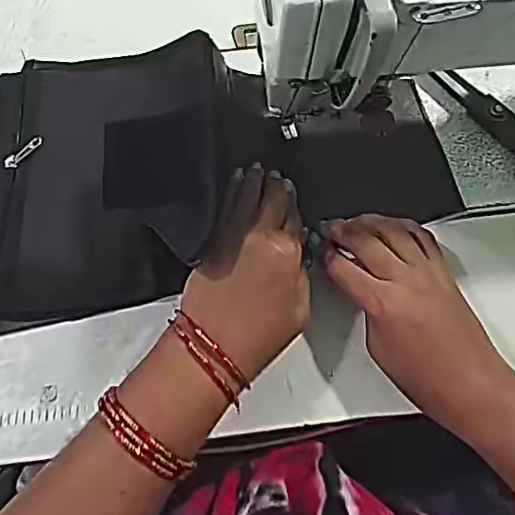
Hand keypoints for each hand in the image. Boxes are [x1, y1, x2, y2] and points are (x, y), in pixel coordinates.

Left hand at [178, 166, 308, 379]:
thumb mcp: (300, 310)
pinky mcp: (212, 239)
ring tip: (257, 170)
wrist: (213, 344)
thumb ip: (302, 276)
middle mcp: (259, 238)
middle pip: (272, 200)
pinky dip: (231, 191)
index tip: (294, 197)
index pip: (295, 218)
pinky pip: (225, 205)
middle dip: (277, 186)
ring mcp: (233, 235)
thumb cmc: (254, 335)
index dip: (295, 206)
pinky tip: (234, 183)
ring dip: (254, 181)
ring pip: (247, 196)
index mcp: (287, 253)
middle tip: (278, 177)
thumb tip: (298, 259)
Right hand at [322, 216, 514, 429]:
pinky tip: (392, 226)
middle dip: (340, 230)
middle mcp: (406, 281)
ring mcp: (427, 273)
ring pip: (391, 229)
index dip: (325, 253)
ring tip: (354, 222)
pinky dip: (402, 225)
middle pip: (363, 238)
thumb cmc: (431, 380)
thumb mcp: (377, 348)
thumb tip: (356, 289)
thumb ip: (364, 309)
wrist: (474, 388)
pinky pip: (420, 236)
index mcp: (383, 303)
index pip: (342, 265)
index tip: (319, 249)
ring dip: (368, 221)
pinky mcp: (443, 273)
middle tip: (330, 229)